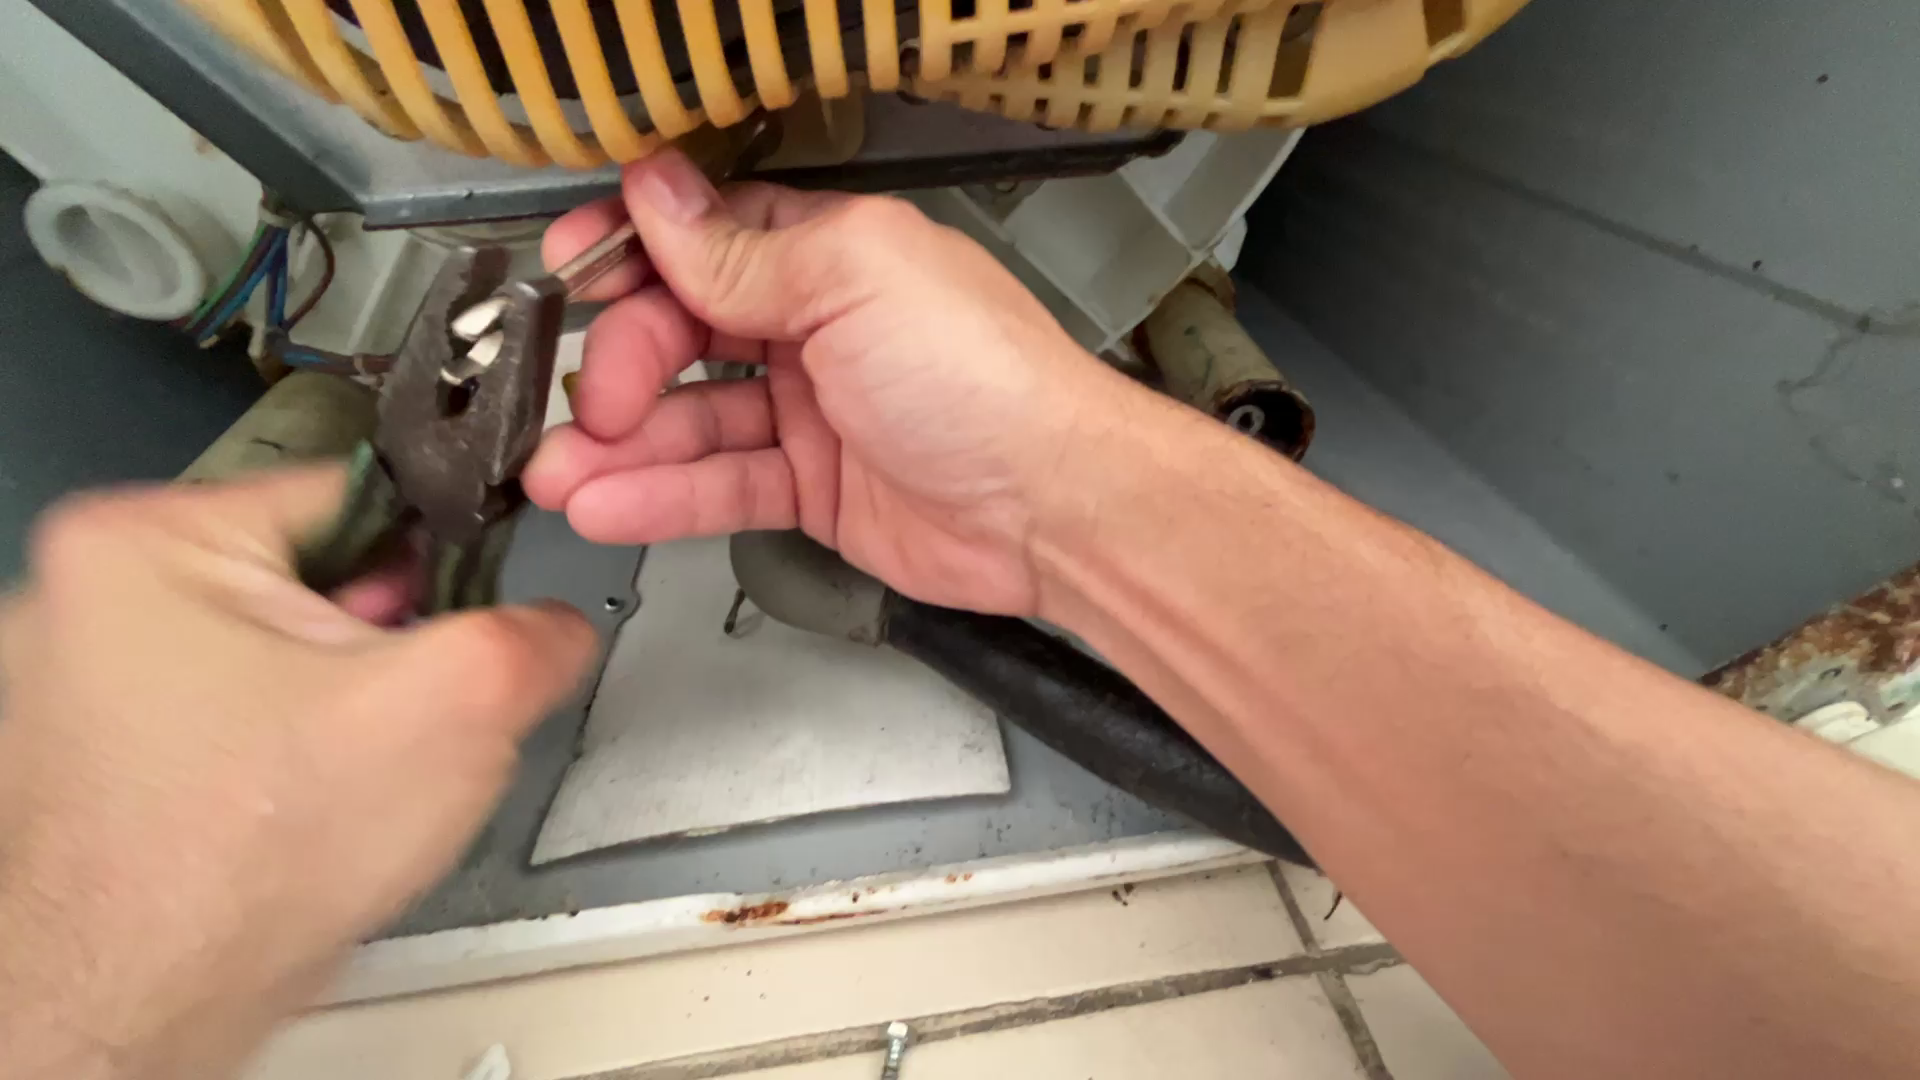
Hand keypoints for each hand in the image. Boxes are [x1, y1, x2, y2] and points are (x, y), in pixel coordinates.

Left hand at [0, 470, 594, 1079]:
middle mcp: (111, 593)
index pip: (374, 494)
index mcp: (155, 541)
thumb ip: (547, 630)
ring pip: (327, 639)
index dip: (457, 551)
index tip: (485, 610)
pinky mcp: (147, 740)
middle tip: (426, 701)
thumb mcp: (466, 695)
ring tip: (387, 751)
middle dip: (420, 633)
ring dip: (389, 685)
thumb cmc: (269, 843)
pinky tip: (348, 782)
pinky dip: (344, 726)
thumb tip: (565, 623)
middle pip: (349, 572)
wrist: (141, 1022)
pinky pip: (290, 695)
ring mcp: (120, 673)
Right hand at [527, 151, 1132, 615]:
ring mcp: (816, 416)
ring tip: (562, 473)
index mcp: (833, 262)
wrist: (1047, 501)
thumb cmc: (982, 379)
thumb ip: (748, 256)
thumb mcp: (857, 282)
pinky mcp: (816, 490)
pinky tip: (614, 504)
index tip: (571, 272)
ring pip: (697, 423)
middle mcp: (821, 333)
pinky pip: (727, 487)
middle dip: (622, 368)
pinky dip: (668, 497)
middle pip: (687, 337)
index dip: (634, 258)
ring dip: (624, 448)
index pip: (708, 246)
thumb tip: (661, 199)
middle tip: (585, 402)